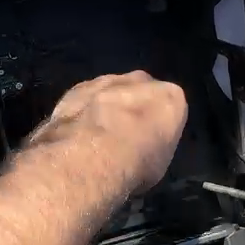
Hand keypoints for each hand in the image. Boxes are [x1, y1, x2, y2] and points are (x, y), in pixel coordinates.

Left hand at [25, 72, 187, 195]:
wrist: (90, 158)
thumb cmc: (136, 164)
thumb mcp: (161, 160)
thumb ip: (154, 141)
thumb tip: (142, 144)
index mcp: (170, 96)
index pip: (169, 106)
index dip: (159, 124)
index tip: (149, 140)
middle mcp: (140, 80)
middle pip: (140, 91)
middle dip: (133, 108)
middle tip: (123, 136)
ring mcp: (106, 80)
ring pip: (110, 90)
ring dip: (105, 107)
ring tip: (95, 137)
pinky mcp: (76, 87)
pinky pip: (85, 98)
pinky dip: (81, 111)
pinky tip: (75, 132)